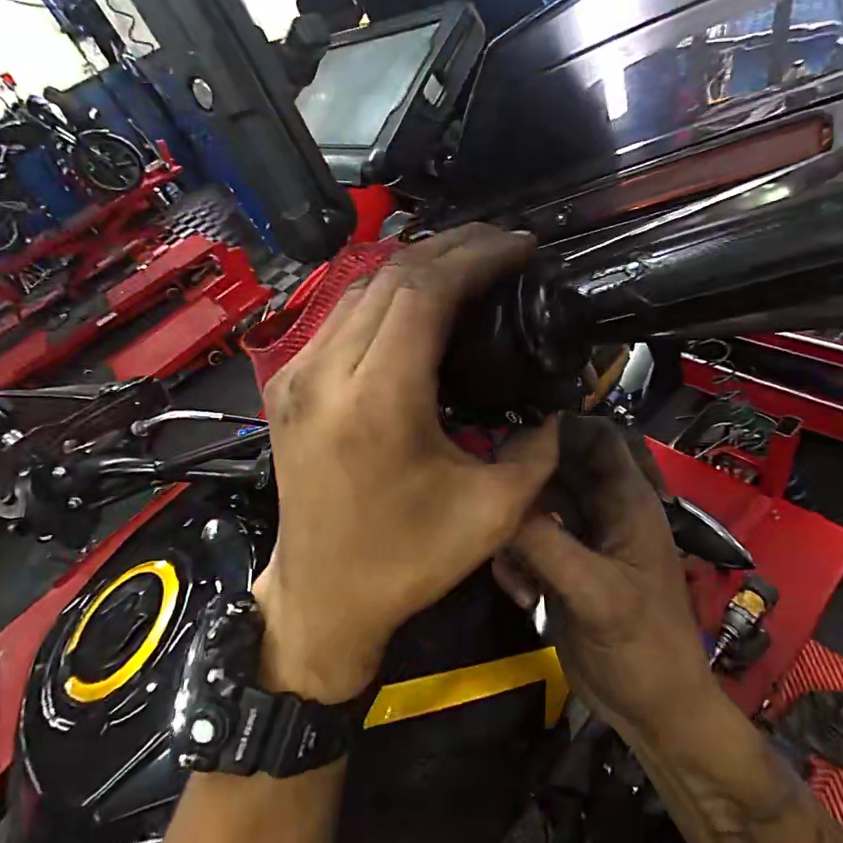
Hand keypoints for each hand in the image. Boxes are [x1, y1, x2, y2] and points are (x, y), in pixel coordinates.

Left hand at [256, 224, 558, 702]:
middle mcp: (325, 372)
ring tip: (470, 262)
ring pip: (360, 286)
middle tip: (503, 246)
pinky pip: (340, 314)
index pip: (424, 291)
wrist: (322, 597)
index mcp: (377, 399)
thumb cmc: (406, 561)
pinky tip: (420, 299)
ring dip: (418, 265)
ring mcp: (296, 374)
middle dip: (453, 248)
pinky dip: (385, 293)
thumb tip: (555, 406)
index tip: (519, 247)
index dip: (476, 256)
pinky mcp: (287, 383)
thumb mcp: (494, 511)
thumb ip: (537, 449)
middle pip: (390, 275)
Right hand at [509, 415, 717, 740]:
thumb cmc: (642, 647)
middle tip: (488, 496)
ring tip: (513, 571)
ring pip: (536, 506)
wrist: (654, 711)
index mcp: (628, 501)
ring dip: (515, 530)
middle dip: (524, 481)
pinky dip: (516, 560)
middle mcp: (604, 511)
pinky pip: (528, 543)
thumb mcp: (596, 595)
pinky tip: (521, 595)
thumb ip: (547, 545)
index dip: (559, 426)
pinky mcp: (563, 568)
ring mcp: (582, 540)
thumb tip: (496, 502)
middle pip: (557, 468)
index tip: (512, 437)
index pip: (597, 437)